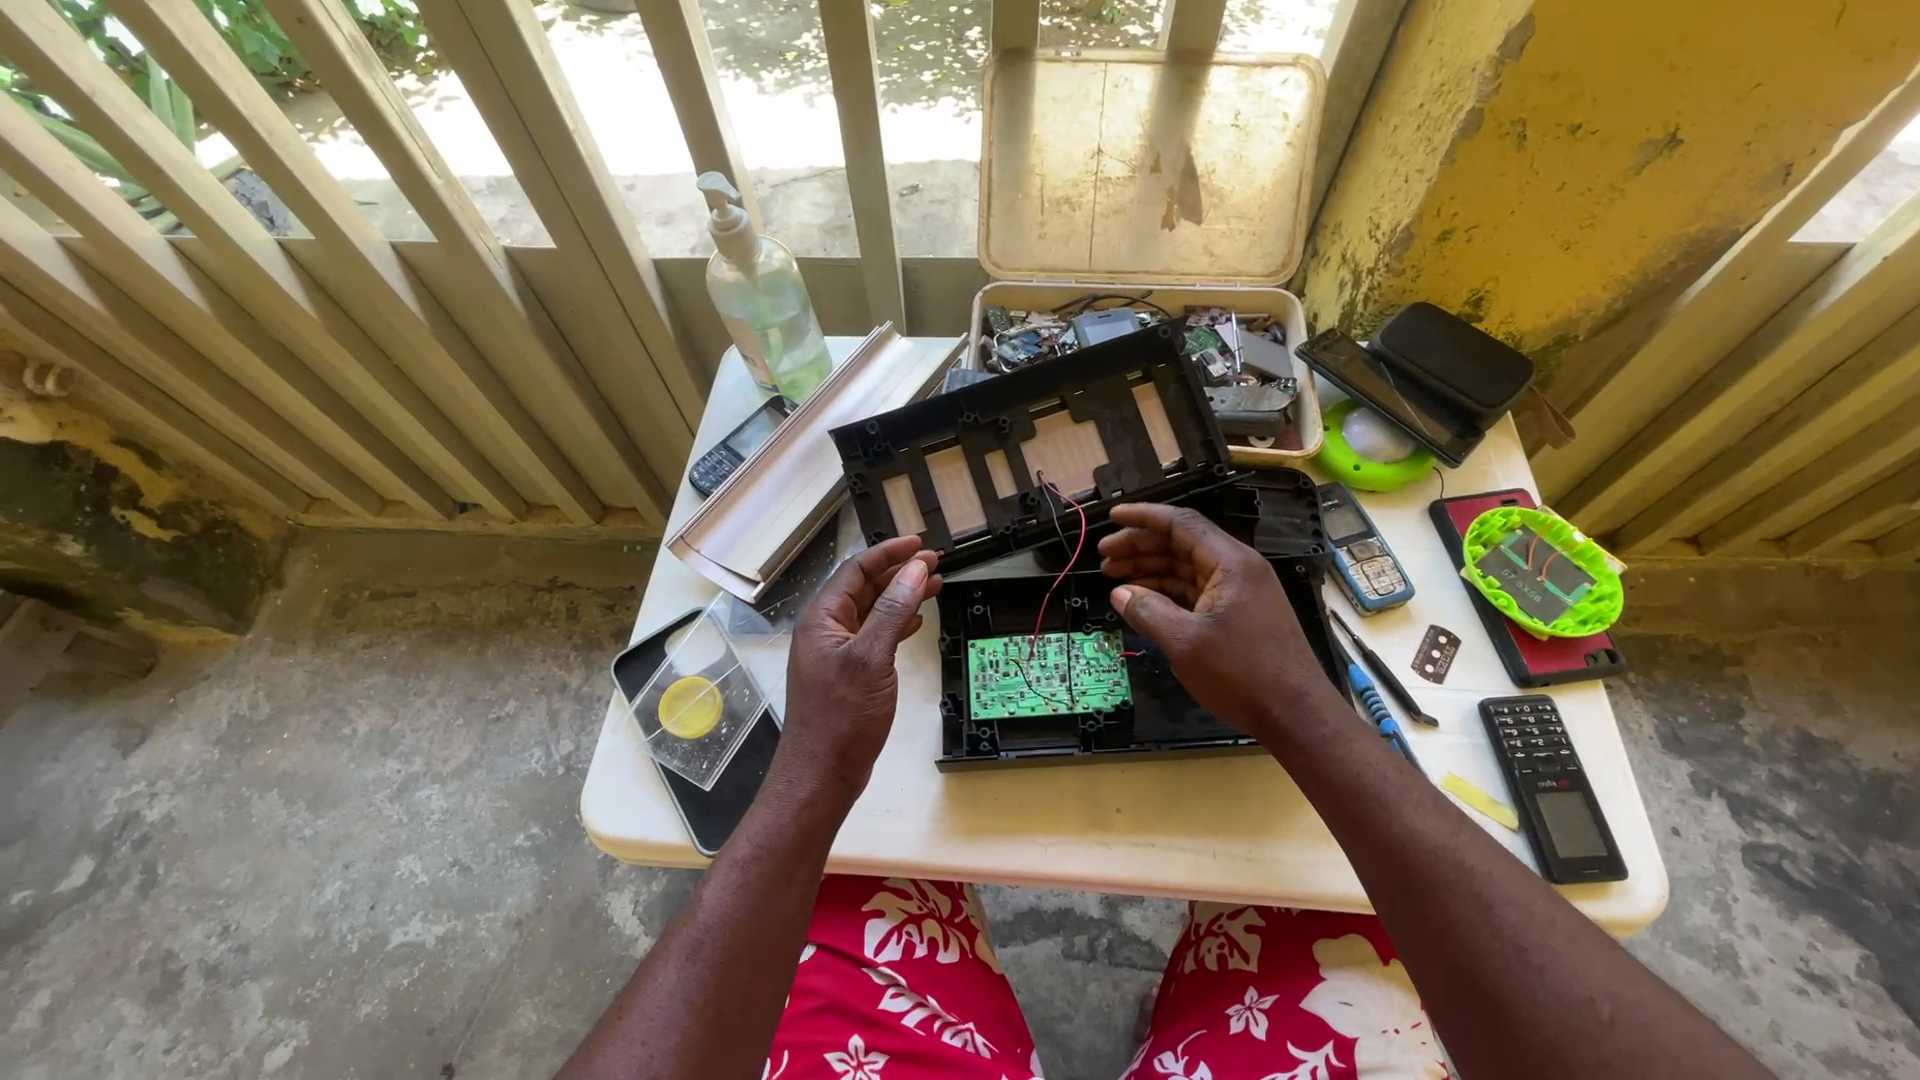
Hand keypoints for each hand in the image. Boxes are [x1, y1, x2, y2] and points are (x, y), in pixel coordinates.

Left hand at [777, 536, 941, 801]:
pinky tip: (916, 621)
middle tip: (936, 562)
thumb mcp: (871, 657)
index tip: (921, 543)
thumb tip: (915, 569)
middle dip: (899, 572)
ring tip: (936, 586)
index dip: (889, 553)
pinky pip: (874, 635)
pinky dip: (896, 624)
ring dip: (902, 597)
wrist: (823, 773)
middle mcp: (827, 629)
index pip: (857, 570)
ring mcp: (837, 652)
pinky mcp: (850, 673)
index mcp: (822, 618)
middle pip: (864, 587)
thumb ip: (892, 610)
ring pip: (872, 611)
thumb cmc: (843, 715)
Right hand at [1098, 503, 1338, 736]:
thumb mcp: (1185, 642)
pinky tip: (1143, 600)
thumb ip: (1148, 611)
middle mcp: (1238, 568)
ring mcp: (1241, 591)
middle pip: (1182, 542)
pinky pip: (1197, 590)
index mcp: (1230, 563)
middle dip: (1141, 546)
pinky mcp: (1240, 613)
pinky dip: (1168, 591)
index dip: (1143, 517)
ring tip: (1115, 578)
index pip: (1181, 523)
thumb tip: (1120, 593)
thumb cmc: (1242, 674)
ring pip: (1187, 567)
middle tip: (1104, 558)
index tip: (1112, 517)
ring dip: (1151, 569)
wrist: (1295, 714)